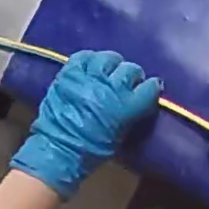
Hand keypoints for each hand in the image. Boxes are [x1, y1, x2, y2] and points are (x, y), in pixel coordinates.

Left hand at [10, 51, 161, 198]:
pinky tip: (92, 66)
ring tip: (109, 71)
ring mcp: (88, 78)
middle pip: (129, 70)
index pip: (150, 86)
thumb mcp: (121, 135)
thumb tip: (139, 100)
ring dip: (112, 64)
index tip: (149, 88)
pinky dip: (90, 59)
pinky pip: (83, 57)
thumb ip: (133, 113)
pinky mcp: (69, 74)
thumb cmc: (92, 150)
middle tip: (128, 82)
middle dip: (132, 75)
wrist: (58, 150)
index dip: (151, 87)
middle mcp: (110, 87)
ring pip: (107, 58)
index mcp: (126, 106)